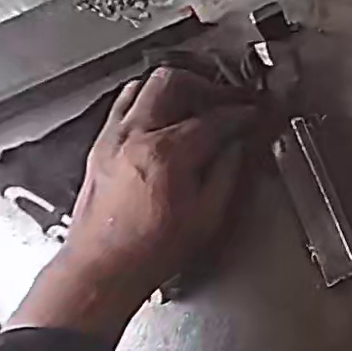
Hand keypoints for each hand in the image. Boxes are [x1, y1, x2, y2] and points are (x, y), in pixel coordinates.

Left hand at [10, 68, 253, 342]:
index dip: (240, 114)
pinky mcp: (100, 147)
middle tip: (225, 100)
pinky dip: (147, 103)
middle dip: (206, 86)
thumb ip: (226, 175)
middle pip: (173, 82)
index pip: (213, 119)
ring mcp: (113, 138)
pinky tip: (160, 120)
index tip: (251, 115)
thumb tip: (236, 149)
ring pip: (143, 86)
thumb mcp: (206, 219)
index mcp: (167, 154)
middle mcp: (135, 136)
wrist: (103, 268)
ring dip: (174, 89)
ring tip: (194, 105)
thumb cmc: (148, 252)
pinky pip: (124, 106)